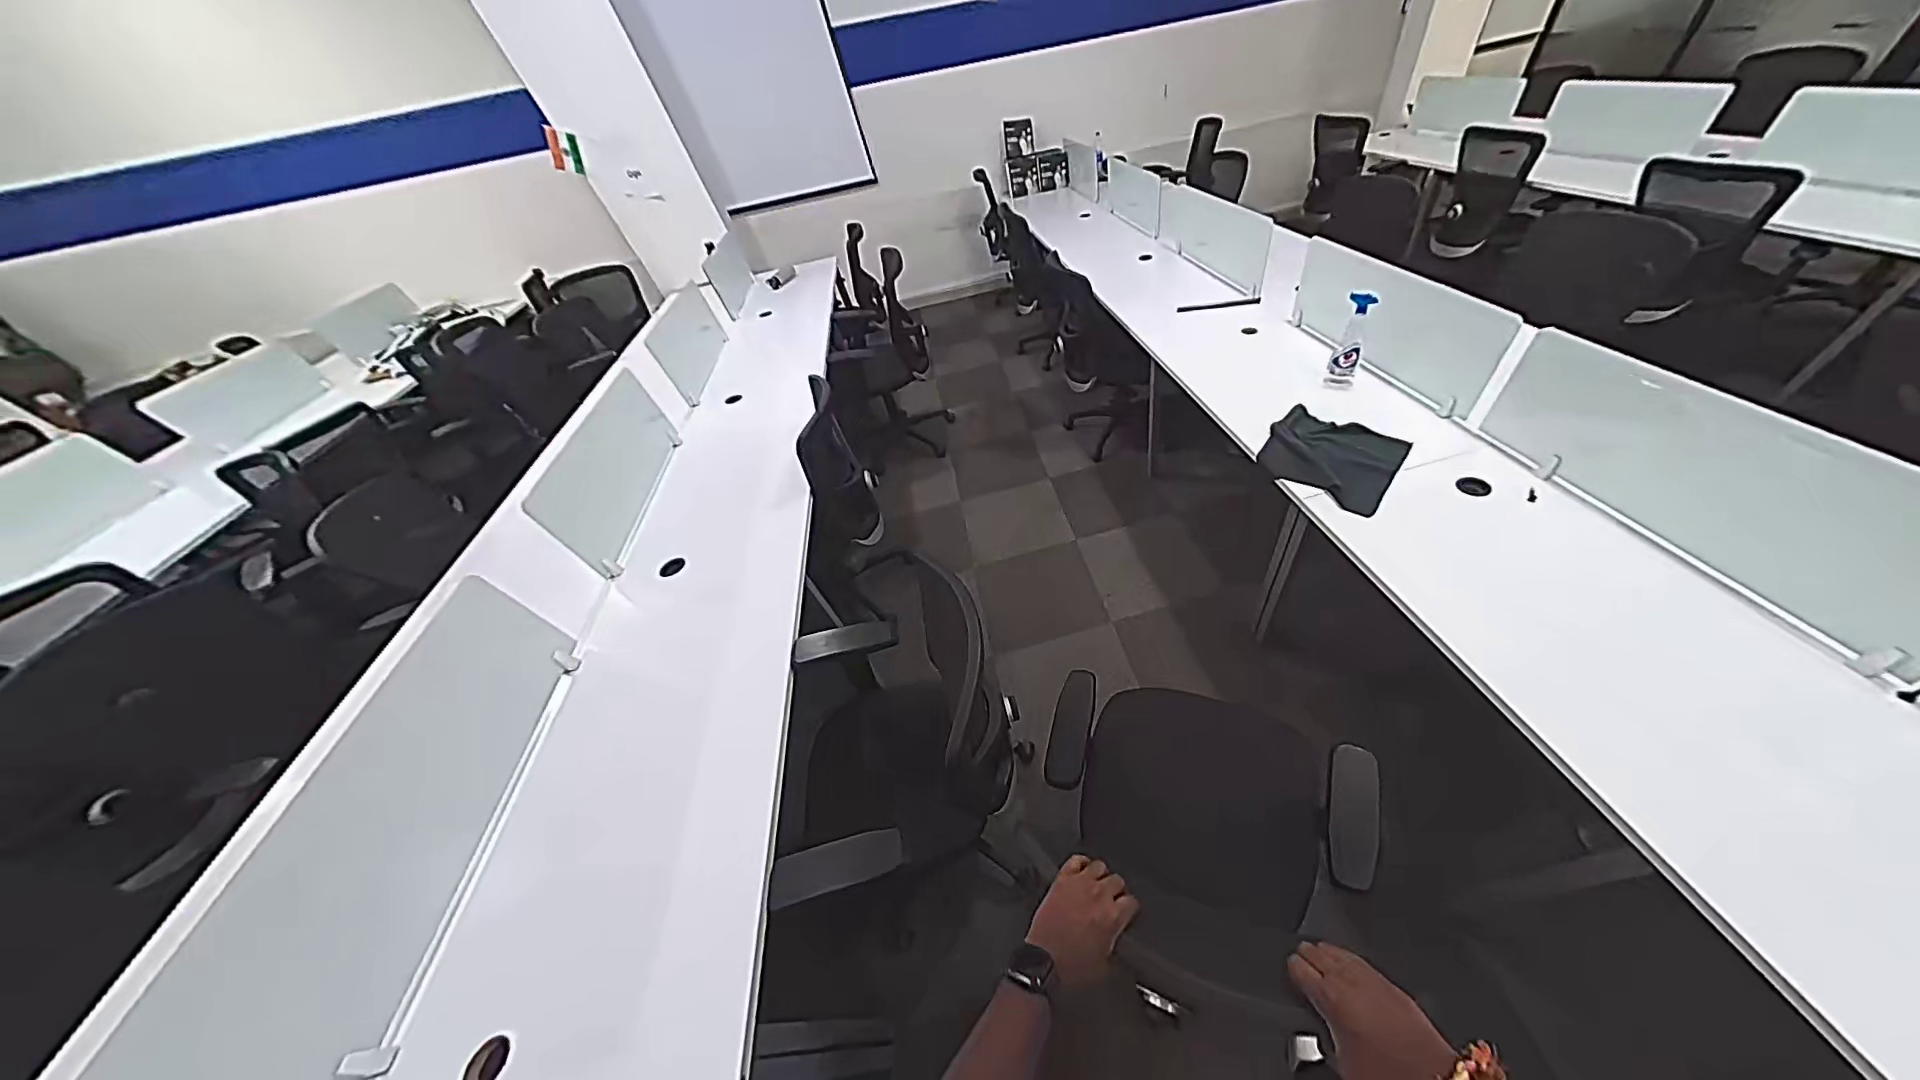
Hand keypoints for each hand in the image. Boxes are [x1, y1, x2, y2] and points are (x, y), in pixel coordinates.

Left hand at [1024, 855, 1139, 986]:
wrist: (1044, 961)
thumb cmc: (1073, 966)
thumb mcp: (1105, 962)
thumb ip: (1115, 940)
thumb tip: (1115, 934)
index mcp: (1113, 917)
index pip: (1132, 901)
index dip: (1129, 907)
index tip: (1125, 911)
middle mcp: (1099, 896)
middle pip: (1117, 880)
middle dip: (1116, 890)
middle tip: (1110, 899)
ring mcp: (1079, 884)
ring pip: (1099, 866)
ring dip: (1100, 875)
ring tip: (1096, 884)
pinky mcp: (1062, 879)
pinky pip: (1076, 860)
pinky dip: (1081, 863)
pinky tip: (1081, 870)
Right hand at [1288, 942, 1455, 1079]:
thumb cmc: (1389, 1075)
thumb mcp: (1341, 1063)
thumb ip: (1321, 1037)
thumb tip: (1316, 1032)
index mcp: (1329, 997)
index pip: (1298, 967)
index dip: (1291, 969)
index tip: (1289, 972)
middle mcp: (1348, 981)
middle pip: (1316, 953)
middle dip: (1305, 956)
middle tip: (1299, 961)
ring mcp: (1371, 979)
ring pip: (1338, 952)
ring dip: (1326, 953)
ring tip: (1318, 954)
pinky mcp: (1391, 984)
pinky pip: (1360, 961)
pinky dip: (1347, 959)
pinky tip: (1347, 963)